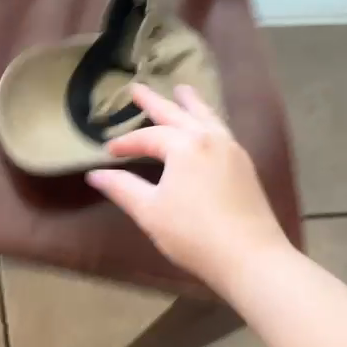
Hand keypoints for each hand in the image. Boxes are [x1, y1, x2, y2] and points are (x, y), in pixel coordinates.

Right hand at [86, 83, 293, 287]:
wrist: (251, 258)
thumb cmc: (194, 234)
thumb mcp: (150, 211)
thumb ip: (122, 188)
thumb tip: (95, 174)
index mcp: (185, 146)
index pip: (148, 137)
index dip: (126, 144)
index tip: (108, 152)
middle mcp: (210, 140)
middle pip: (178, 114)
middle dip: (155, 102)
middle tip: (137, 88)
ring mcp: (232, 151)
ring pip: (207, 118)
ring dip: (191, 103)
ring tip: (182, 90)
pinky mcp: (245, 167)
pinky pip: (222, 131)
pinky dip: (209, 120)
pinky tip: (207, 126)